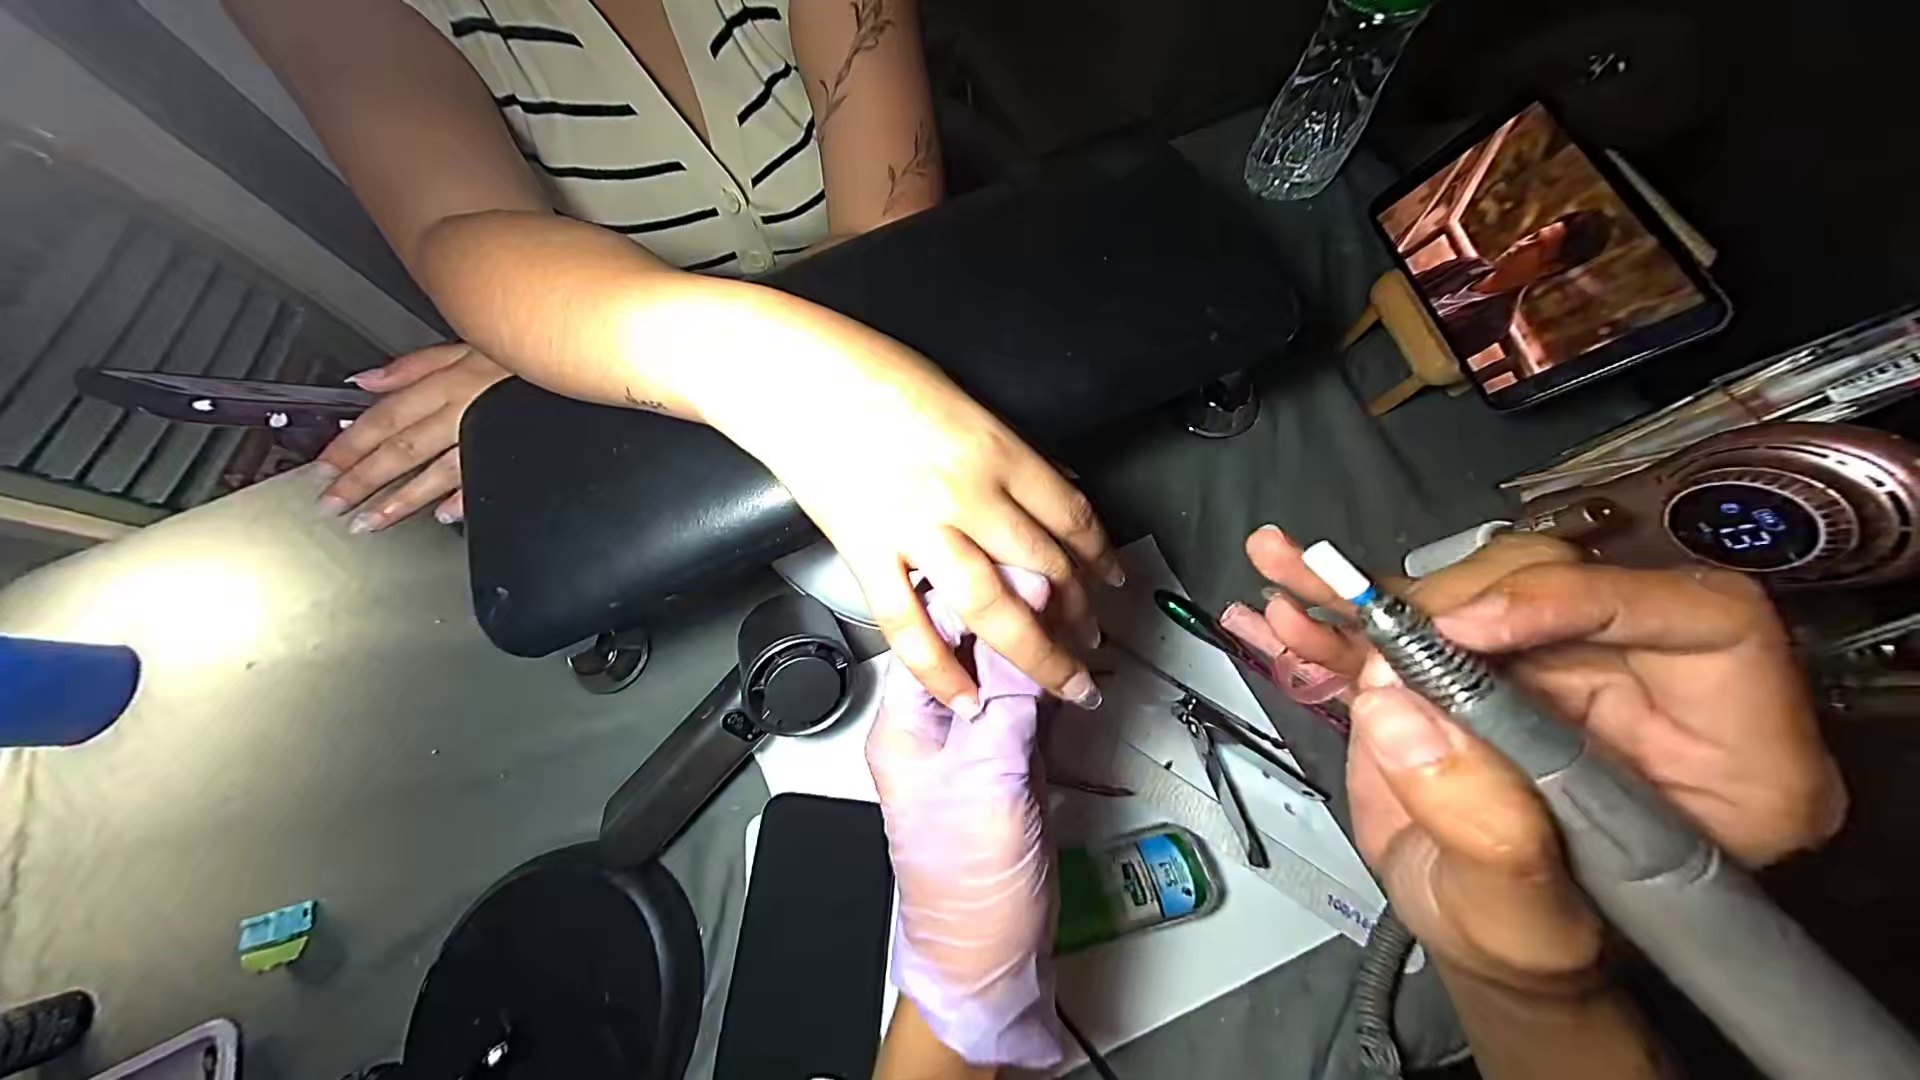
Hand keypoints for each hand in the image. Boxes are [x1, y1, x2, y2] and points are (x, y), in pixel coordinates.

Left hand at [315, 342, 508, 531]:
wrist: (577, 366)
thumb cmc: (527, 356)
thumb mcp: (470, 343)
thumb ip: (417, 364)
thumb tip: (367, 381)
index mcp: (447, 385)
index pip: (384, 419)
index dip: (348, 446)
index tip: (323, 470)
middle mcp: (464, 413)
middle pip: (402, 450)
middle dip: (363, 480)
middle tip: (334, 505)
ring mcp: (491, 436)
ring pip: (438, 472)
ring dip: (402, 500)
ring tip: (374, 521)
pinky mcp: (519, 449)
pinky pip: (487, 479)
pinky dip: (463, 500)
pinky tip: (444, 516)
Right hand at [704, 314, 1119, 718]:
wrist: (788, 372)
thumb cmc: (870, 371)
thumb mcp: (962, 400)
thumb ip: (1008, 451)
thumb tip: (1050, 484)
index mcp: (995, 449)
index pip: (1070, 517)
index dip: (1100, 556)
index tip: (1112, 580)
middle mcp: (966, 494)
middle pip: (1045, 569)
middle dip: (1080, 614)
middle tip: (1093, 641)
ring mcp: (915, 529)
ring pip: (994, 608)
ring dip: (1040, 653)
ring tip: (1067, 684)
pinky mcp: (865, 554)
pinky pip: (908, 625)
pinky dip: (939, 670)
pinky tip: (967, 697)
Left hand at [866, 567, 1061, 1067]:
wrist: (991, 954)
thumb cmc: (966, 886)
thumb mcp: (986, 778)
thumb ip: (1008, 694)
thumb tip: (1026, 620)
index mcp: (906, 719)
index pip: (934, 632)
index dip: (978, 595)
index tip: (1022, 569)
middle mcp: (936, 718)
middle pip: (971, 641)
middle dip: (1014, 611)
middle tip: (1059, 588)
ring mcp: (975, 733)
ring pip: (1004, 664)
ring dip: (1040, 642)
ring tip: (1074, 617)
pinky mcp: (1008, 751)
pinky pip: (1029, 697)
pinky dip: (1054, 678)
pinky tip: (1074, 661)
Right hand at [1230, 526, 1846, 992]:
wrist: (1460, 924)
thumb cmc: (1521, 940)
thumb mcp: (1520, 919)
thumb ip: (1486, 833)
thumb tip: (1400, 713)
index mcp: (1706, 748)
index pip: (1688, 620)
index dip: (1571, 602)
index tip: (1460, 630)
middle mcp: (1614, 684)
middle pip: (1536, 587)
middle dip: (1431, 602)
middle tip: (1362, 625)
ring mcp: (1516, 667)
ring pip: (1439, 595)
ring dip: (1350, 591)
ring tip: (1284, 577)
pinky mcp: (1438, 670)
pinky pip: (1379, 628)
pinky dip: (1321, 620)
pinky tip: (1275, 614)